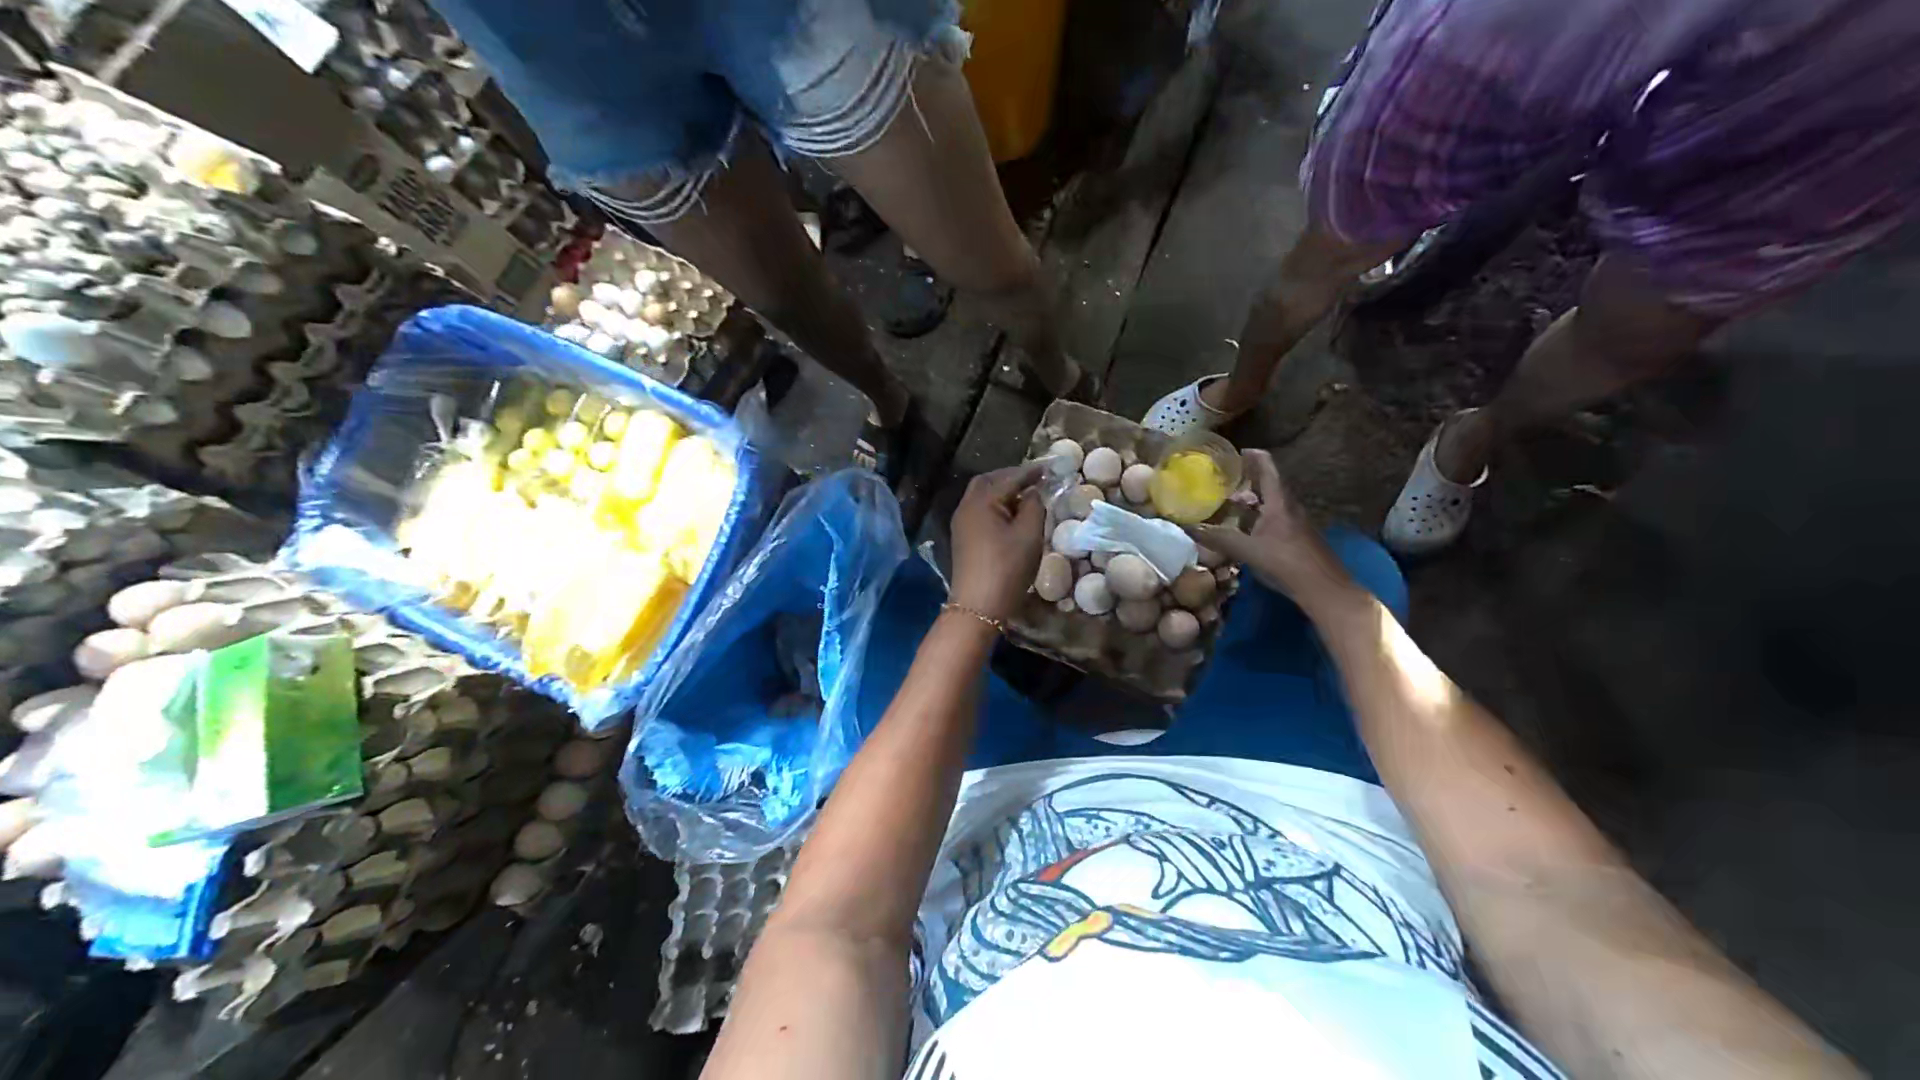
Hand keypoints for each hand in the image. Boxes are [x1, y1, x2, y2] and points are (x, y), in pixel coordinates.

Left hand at [948, 461, 1047, 622]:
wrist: (978, 606)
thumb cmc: (1007, 567)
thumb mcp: (1029, 535)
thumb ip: (1034, 506)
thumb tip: (1033, 492)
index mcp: (981, 501)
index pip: (1009, 478)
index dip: (1031, 472)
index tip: (1049, 467)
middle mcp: (966, 507)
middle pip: (988, 481)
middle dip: (1011, 477)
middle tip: (1034, 479)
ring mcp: (961, 523)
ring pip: (981, 496)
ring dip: (1002, 491)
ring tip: (1026, 496)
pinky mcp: (963, 538)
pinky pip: (979, 511)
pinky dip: (996, 506)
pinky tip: (1012, 515)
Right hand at [1194, 450, 1354, 613]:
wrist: (1323, 589)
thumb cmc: (1286, 562)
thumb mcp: (1247, 550)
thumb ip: (1217, 538)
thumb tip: (1187, 527)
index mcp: (1279, 503)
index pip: (1268, 469)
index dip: (1253, 457)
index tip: (1236, 452)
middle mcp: (1289, 508)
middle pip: (1268, 486)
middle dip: (1247, 481)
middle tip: (1224, 481)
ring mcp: (1295, 524)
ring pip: (1271, 504)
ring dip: (1252, 501)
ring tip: (1228, 504)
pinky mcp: (1296, 539)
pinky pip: (1273, 520)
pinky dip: (1257, 518)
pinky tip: (1243, 531)